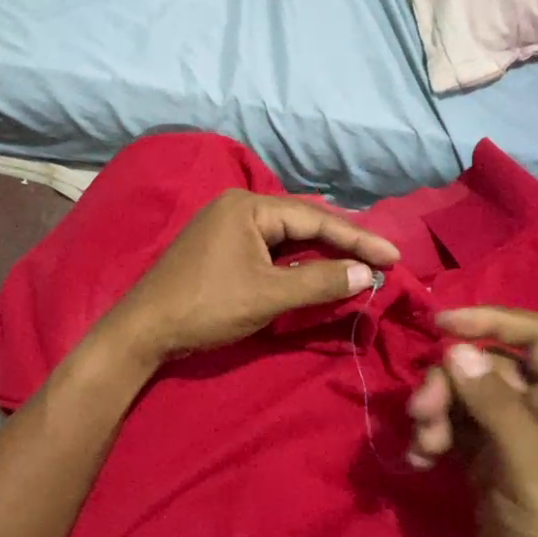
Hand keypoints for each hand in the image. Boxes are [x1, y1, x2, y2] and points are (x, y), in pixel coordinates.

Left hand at [101, 189, 400, 363]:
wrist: (144, 330)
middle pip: (302, 222)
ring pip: (286, 238)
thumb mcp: (268, 295)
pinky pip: (269, 250)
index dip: (357, 238)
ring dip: (321, 253)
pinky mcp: (220, 250)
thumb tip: (364, 273)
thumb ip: (318, 282)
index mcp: (247, 206)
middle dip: (342, 242)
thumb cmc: (206, 306)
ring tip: (359, 264)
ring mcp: (226, 228)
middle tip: (382, 258)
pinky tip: (317, 273)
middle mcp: (237, 207)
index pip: (315, 218)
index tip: (393, 255)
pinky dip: (296, 263)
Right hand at [405, 308, 537, 536]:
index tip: (439, 326)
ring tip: (421, 448)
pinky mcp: (490, 470)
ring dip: (436, 414)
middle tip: (420, 414)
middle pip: (489, 368)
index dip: (492, 320)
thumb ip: (493, 405)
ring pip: (466, 400)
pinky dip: (433, 441)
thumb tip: (456, 347)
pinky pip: (455, 435)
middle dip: (449, 383)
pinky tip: (419, 462)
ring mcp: (517, 442)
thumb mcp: (532, 469)